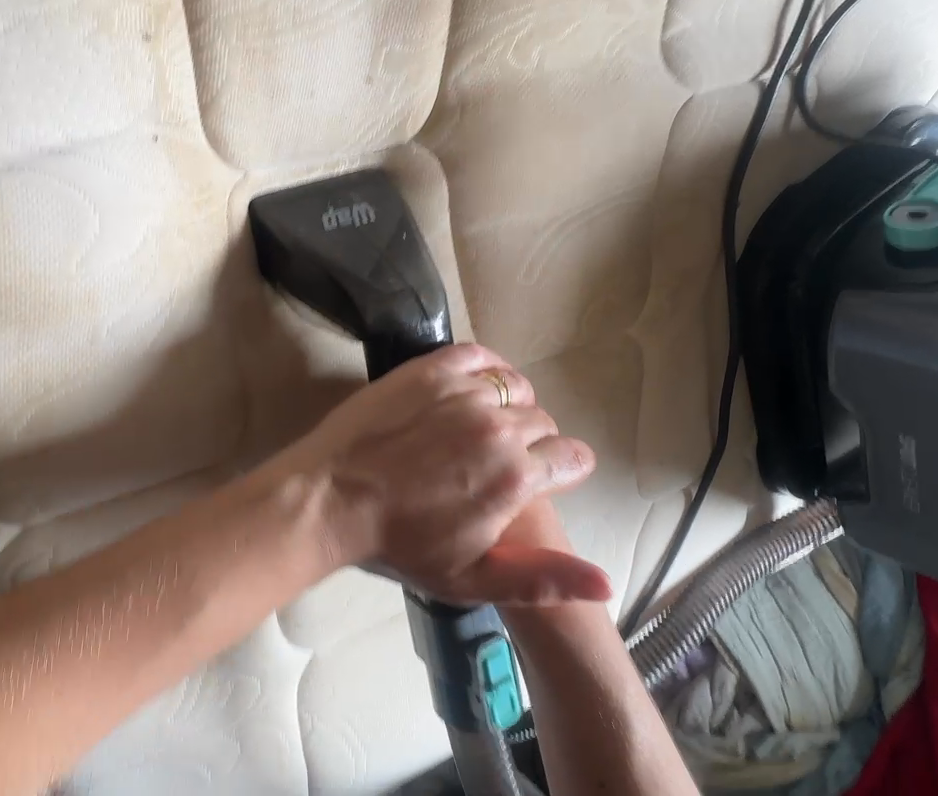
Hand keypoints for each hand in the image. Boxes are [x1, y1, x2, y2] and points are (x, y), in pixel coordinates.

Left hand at [262, 343, 610, 606]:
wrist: (329, 499)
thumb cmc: (399, 544)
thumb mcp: (471, 579)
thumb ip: (542, 578)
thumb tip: (607, 583)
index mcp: (515, 478)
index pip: (573, 457)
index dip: (562, 469)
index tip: (540, 476)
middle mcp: (497, 428)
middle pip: (543, 421)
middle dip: (532, 441)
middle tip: (497, 459)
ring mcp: (461, 393)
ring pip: (514, 387)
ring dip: (509, 403)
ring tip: (481, 424)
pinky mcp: (428, 370)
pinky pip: (479, 354)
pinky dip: (486, 367)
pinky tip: (472, 386)